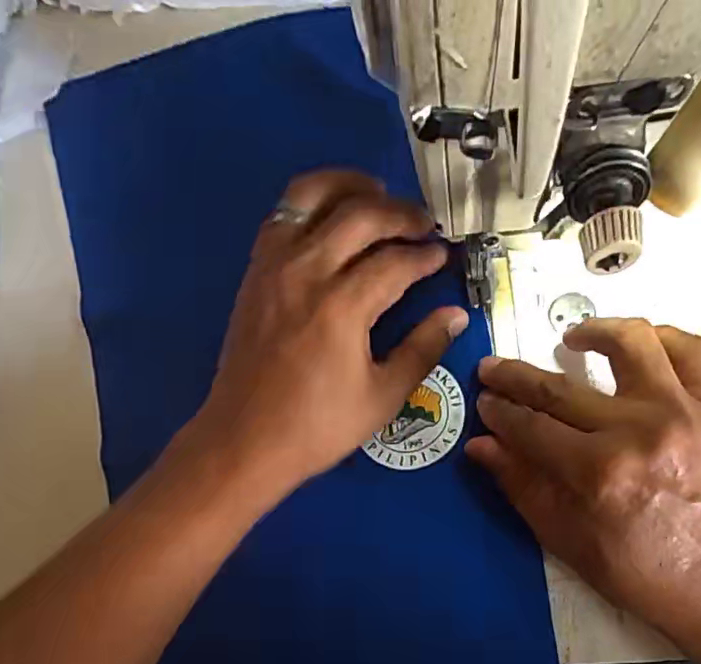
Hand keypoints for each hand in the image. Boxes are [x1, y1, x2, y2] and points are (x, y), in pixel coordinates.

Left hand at [187, 169, 469, 493]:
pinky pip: (282, 216)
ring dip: (350, 186)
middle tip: (423, 223)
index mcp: (342, 306)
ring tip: (377, 195)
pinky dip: (311, 205)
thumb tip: (454, 316)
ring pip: (312, 196)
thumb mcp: (381, 397)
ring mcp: (274, 266)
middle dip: (399, 212)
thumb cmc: (317, 427)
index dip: (425, 255)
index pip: (395, 261)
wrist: (245, 439)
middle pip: (360, 214)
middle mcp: (306, 271)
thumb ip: (421, 350)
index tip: (443, 256)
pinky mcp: (254, 272)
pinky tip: (330, 220)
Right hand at [466, 318, 700, 651]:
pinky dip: (661, 337)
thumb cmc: (633, 570)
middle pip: (564, 389)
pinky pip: (691, 352)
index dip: (499, 413)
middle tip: (494, 370)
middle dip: (518, 377)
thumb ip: (520, 485)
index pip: (532, 427)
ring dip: (593, 331)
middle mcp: (638, 431)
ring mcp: (680, 413)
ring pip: (633, 344)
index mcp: (599, 472)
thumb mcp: (563, 537)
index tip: (482, 402)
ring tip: (570, 338)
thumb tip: (481, 445)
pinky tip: (637, 345)